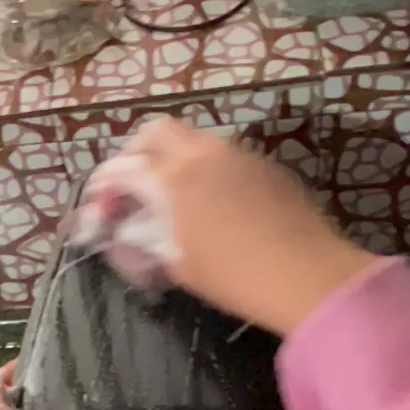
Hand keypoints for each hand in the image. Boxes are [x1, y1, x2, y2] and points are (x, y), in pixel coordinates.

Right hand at [125, 117, 377, 335]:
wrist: (307, 275)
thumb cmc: (234, 277)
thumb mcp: (180, 265)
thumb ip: (149, 241)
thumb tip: (134, 233)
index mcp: (173, 177)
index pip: (123, 168)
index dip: (105, 186)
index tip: (102, 207)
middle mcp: (203, 153)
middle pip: (156, 132)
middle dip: (136, 154)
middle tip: (132, 185)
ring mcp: (239, 154)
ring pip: (194, 139)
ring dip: (173, 158)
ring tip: (172, 194)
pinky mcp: (266, 165)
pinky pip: (224, 155)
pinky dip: (206, 168)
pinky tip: (213, 201)